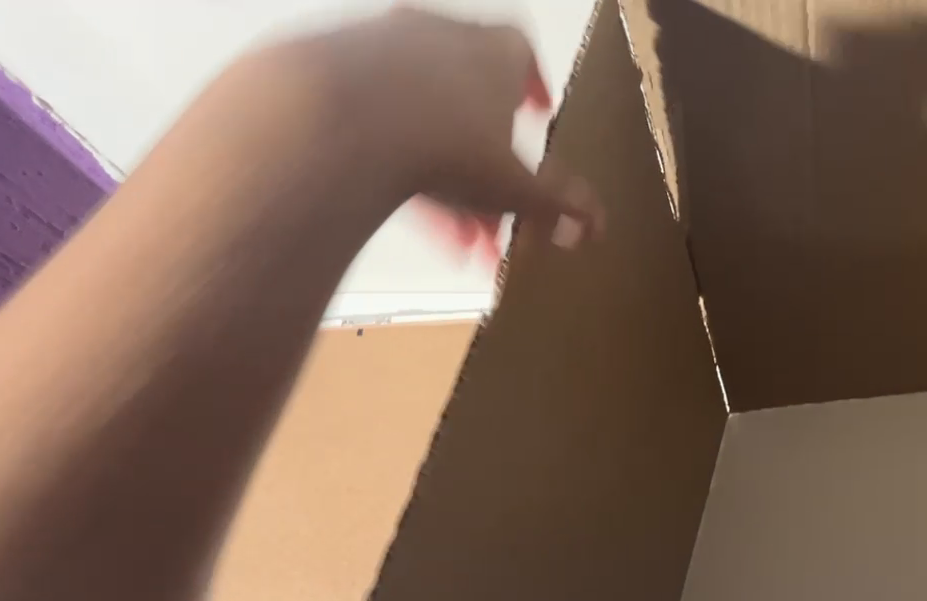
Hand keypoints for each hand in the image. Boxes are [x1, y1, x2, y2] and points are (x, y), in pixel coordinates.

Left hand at [246, 7, 602, 254]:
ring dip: (450, 178)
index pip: (521, 51)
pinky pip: (382, 126)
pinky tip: (418, 220)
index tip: (537, 113)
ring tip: (462, 236)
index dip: (533, 84)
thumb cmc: (445, 145)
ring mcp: (379, 50)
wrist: (332, 121)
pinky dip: (404, 169)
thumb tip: (594, 226)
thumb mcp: (520, 189)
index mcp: (491, 53)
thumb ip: (560, 207)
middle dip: (491, 161)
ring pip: (428, 120)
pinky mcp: (332, 74)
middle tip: (501, 207)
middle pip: (473, 98)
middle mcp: (436, 37)